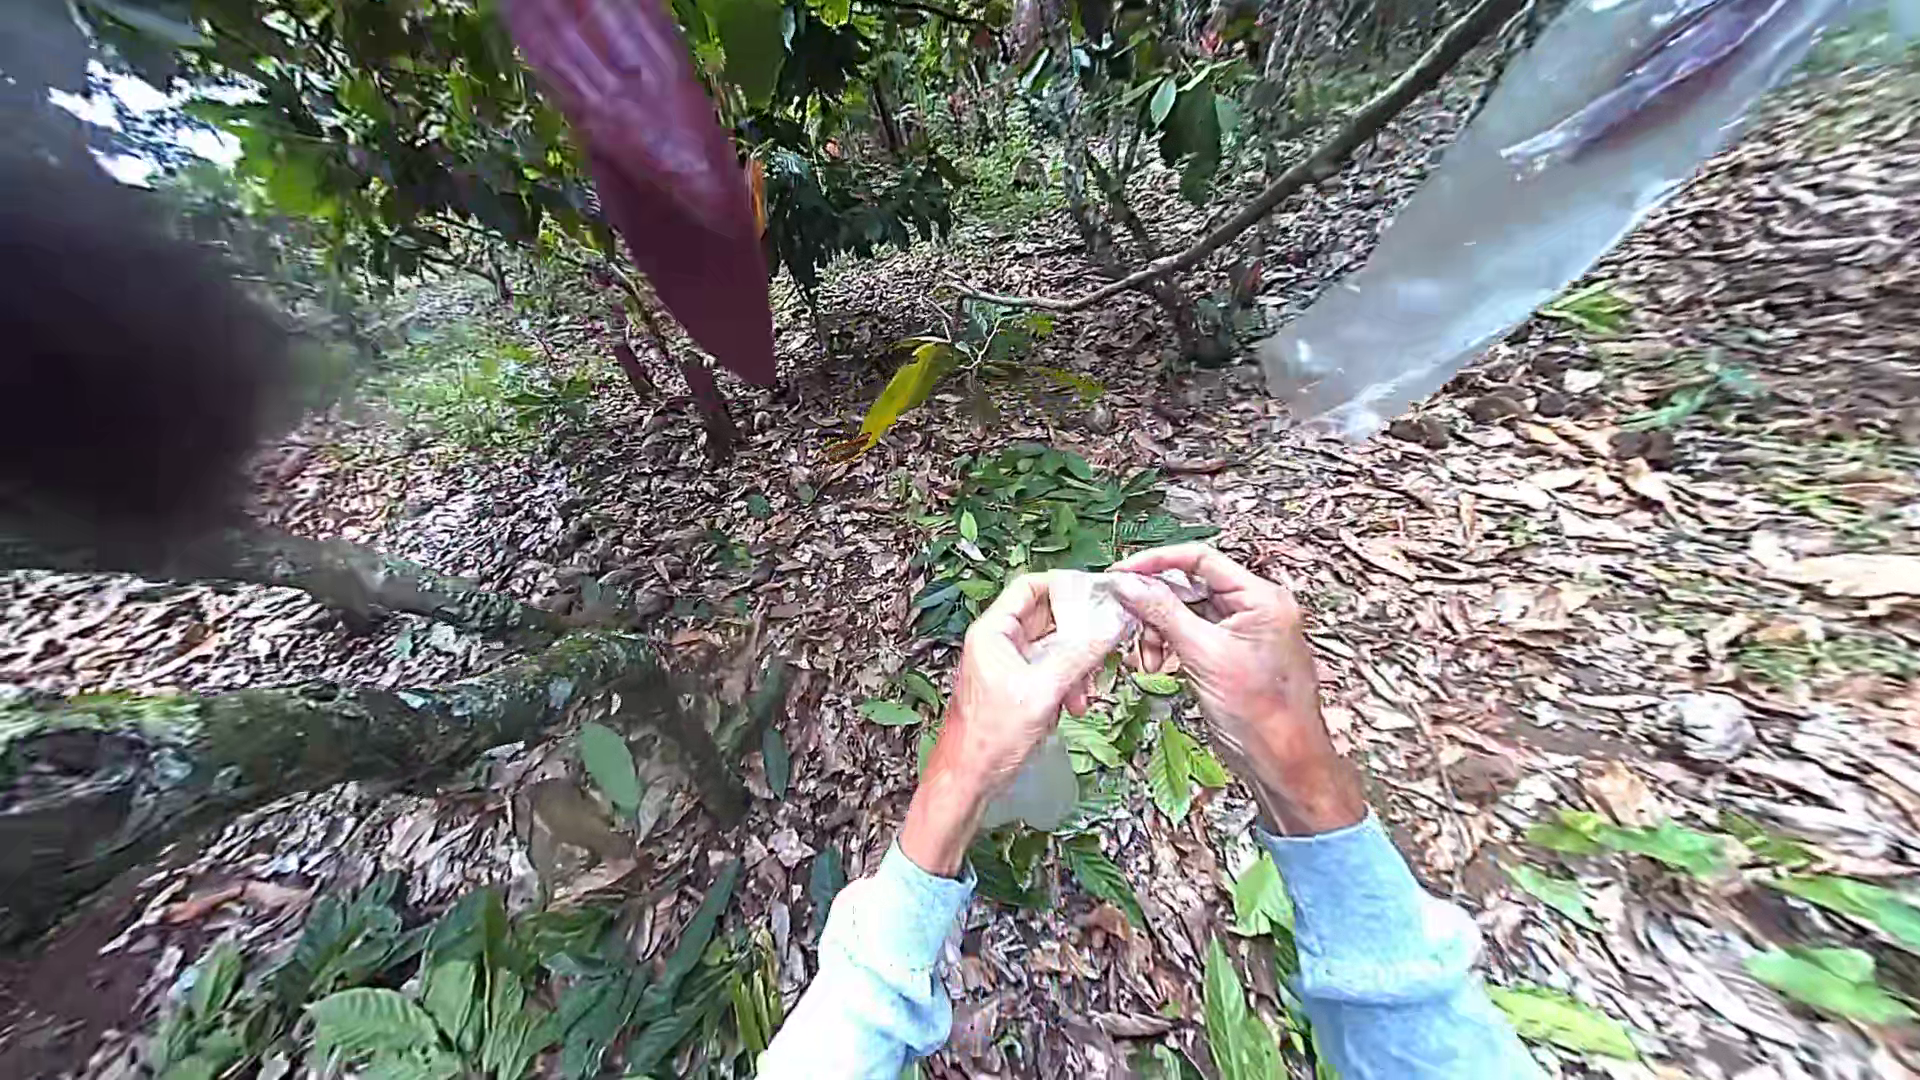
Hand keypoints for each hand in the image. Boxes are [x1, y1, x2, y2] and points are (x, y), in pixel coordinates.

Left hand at [901, 572, 1123, 874]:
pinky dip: (1067, 682)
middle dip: (1078, 633)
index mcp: (993, 631)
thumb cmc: (991, 735)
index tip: (1095, 593)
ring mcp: (1008, 663)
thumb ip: (1079, 655)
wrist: (969, 778)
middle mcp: (999, 641)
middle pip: (1047, 617)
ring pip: (1053, 646)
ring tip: (1086, 690)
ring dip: (1077, 663)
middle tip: (1104, 643)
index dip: (1063, 584)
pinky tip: (1075, 705)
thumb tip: (1111, 624)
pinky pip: (1050, 670)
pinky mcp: (1018, 685)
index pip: (1028, 587)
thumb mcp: (1042, 690)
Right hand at [1107, 545, 1364, 835]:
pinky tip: (1157, 665)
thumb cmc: (1259, 712)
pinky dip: (1168, 645)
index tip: (1122, 573)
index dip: (1157, 561)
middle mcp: (1252, 606)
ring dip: (1158, 629)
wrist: (1284, 764)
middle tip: (1124, 615)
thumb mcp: (1203, 654)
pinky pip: (1189, 633)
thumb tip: (1126, 583)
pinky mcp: (1227, 650)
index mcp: (1260, 597)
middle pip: (1189, 584)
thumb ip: (1162, 612)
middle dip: (1155, 604)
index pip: (1200, 559)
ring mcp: (1240, 629)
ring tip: (1147, 657)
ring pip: (1184, 610)